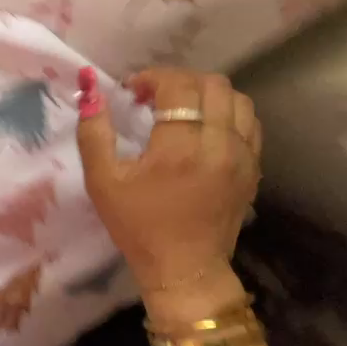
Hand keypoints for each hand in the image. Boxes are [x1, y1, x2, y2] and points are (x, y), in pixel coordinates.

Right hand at [75, 67, 261, 311]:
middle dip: (179, 82)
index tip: (132, 92)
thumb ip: (94, 132)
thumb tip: (92, 91)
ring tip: (181, 109)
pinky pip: (250, 123)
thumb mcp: (101, 180)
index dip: (152, 78)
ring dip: (206, 95)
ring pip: (238, 99)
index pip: (178, 86)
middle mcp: (219, 146)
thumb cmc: (137, 225)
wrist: (184, 267)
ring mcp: (244, 158)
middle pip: (213, 85)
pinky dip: (227, 113)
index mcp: (179, 149)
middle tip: (154, 97)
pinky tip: (203, 127)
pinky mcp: (254, 168)